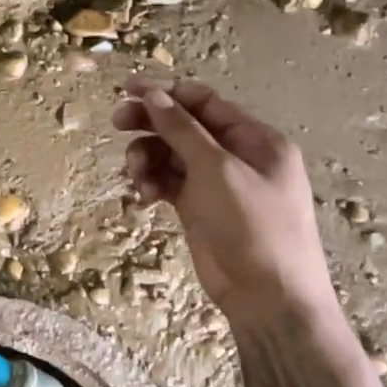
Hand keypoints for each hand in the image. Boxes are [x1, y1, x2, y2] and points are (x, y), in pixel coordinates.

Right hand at [113, 77, 335, 322]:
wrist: (268, 298)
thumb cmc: (253, 226)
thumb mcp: (217, 171)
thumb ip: (181, 129)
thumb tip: (152, 93)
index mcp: (256, 139)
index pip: (204, 100)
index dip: (164, 91)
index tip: (125, 88)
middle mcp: (237, 155)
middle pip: (182, 124)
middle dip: (149, 124)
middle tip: (117, 125)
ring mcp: (217, 181)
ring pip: (168, 151)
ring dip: (146, 157)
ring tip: (137, 177)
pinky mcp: (198, 203)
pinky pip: (166, 178)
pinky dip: (151, 181)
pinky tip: (145, 197)